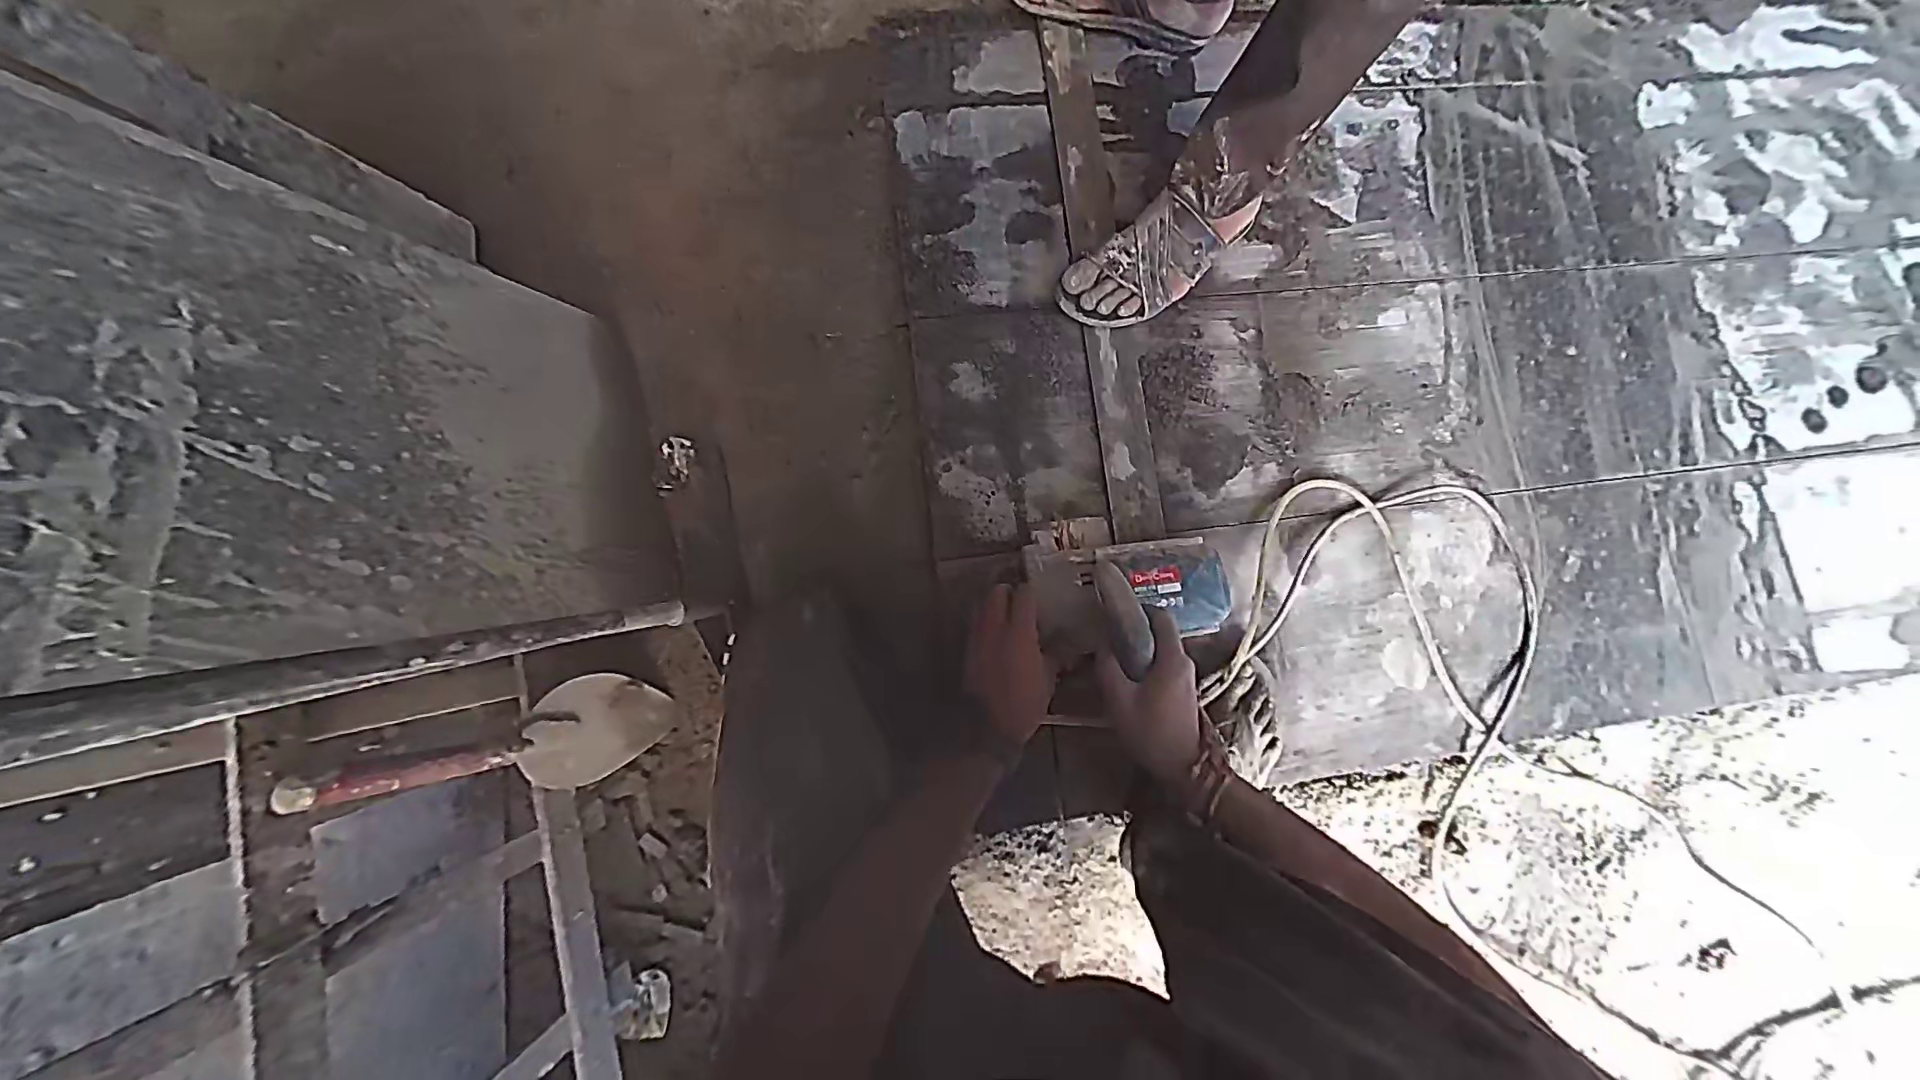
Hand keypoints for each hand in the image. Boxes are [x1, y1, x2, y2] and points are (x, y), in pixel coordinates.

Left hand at [964, 583, 1054, 745]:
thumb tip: (1064, 645)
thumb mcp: (1047, 680)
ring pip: (982, 605)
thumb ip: (1054, 656)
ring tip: (1008, 616)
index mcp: (1019, 632)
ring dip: (994, 605)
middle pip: (997, 592)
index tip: (1039, 598)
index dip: (1032, 592)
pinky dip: (985, 622)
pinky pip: (976, 624)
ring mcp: (977, 637)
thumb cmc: (1023, 704)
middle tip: (1022, 602)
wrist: (986, 726)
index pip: (1024, 594)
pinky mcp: (967, 649)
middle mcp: (995, 628)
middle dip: (1009, 592)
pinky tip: (996, 635)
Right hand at [1096, 608, 1204, 792]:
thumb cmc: (1150, 732)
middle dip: (1135, 630)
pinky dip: (1146, 665)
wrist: (1184, 769)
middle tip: (1108, 633)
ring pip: (1161, 652)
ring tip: (1113, 655)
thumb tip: (1102, 645)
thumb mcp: (1119, 699)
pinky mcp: (1184, 692)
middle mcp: (1184, 663)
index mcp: (1172, 658)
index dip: (1139, 608)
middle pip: (1160, 634)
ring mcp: (1187, 678)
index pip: (1161, 617)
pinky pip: (1163, 667)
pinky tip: (1127, 676)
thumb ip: (1108, 667)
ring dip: (1140, 650)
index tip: (1116, 609)